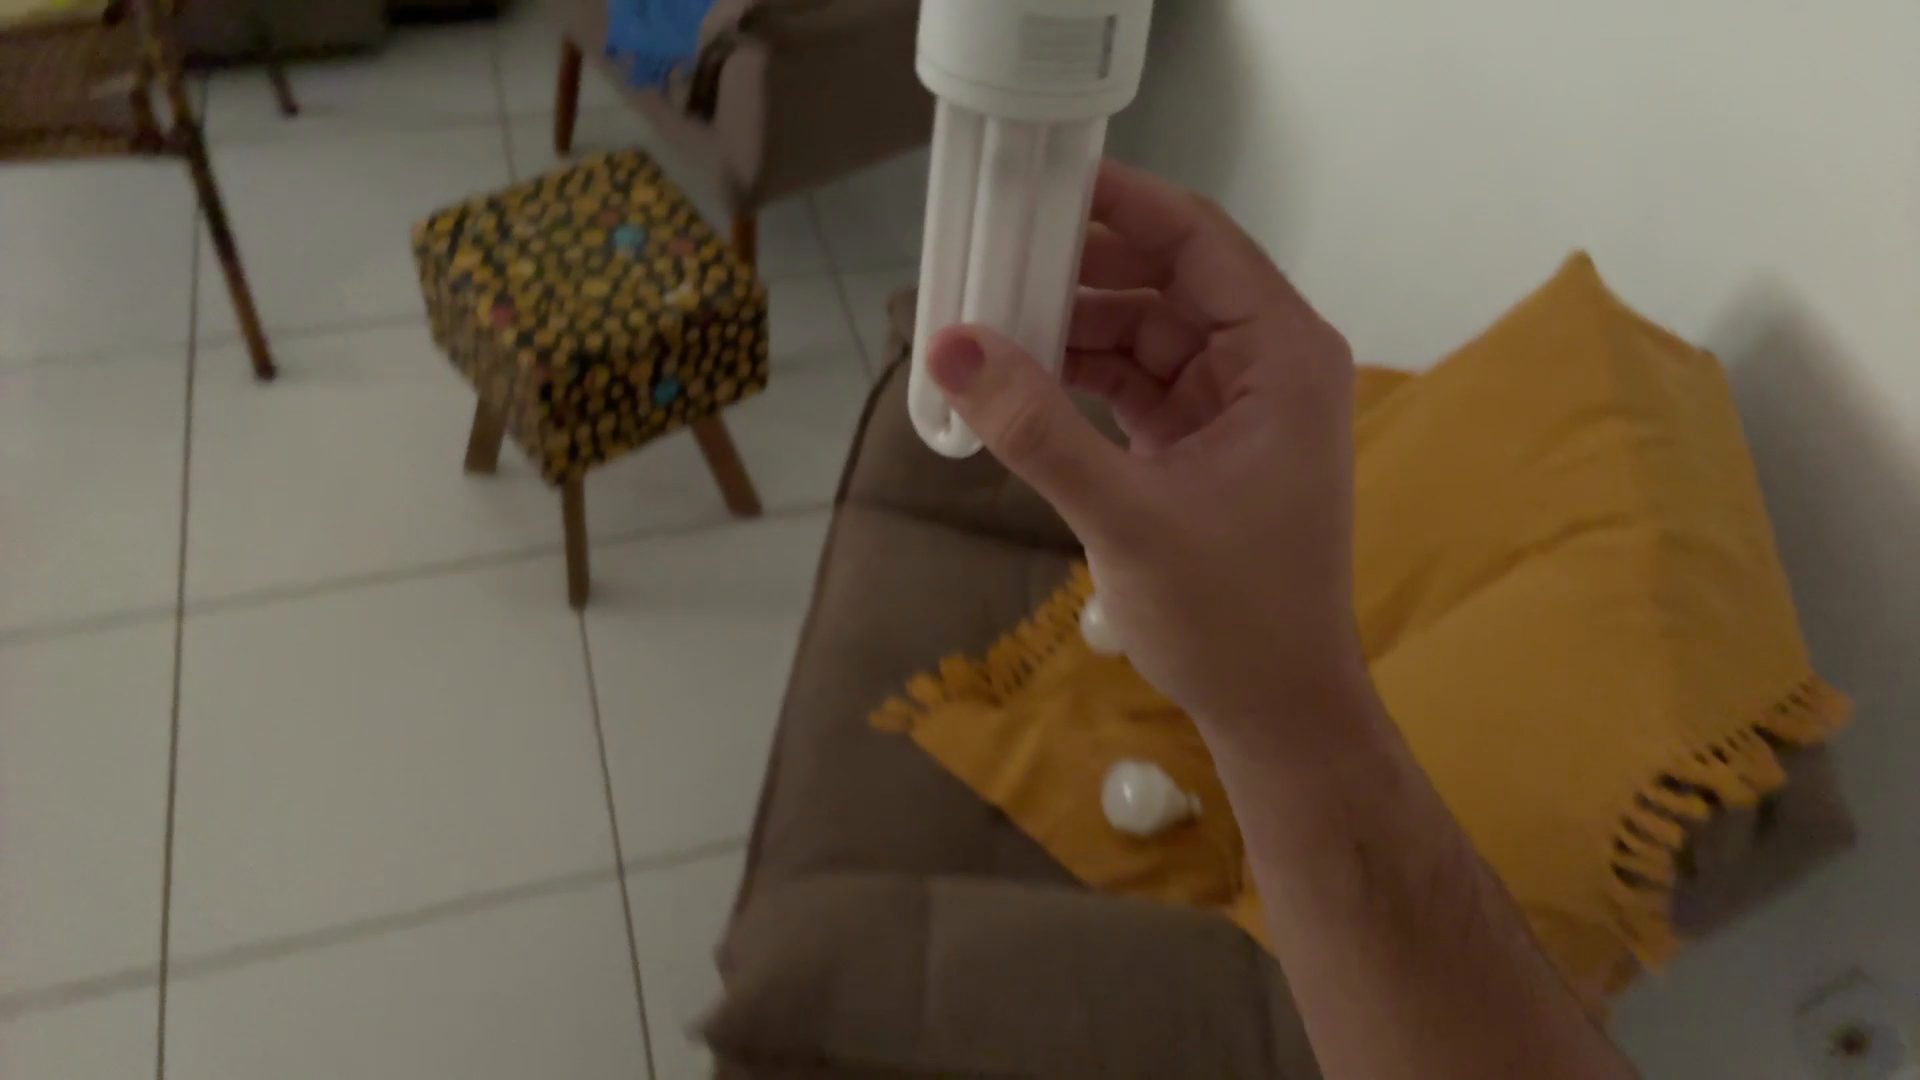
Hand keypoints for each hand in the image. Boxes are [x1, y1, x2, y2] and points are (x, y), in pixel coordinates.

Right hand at [927, 160, 1366, 751]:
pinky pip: (1129, 388)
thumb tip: (949, 348)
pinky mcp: (1194, 445)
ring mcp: (1226, 407)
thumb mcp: (1126, 517)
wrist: (1270, 705)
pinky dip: (1077, 383)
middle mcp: (1261, 366)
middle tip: (989, 264)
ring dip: (1068, 333)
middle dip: (1077, 275)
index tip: (1038, 183)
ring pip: (1139, 338)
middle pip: (1161, 285)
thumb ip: (1037, 430)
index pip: (1197, 241)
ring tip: (987, 328)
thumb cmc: (1227, 615)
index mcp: (1279, 357)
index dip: (1119, 204)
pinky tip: (1020, 384)